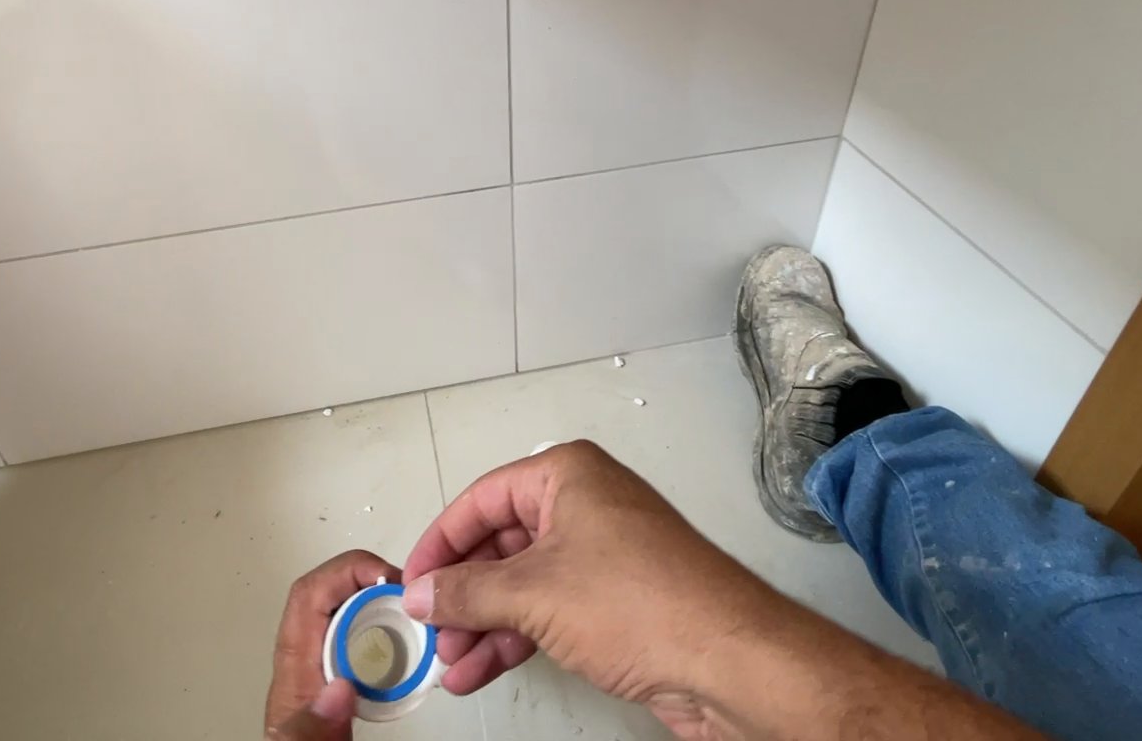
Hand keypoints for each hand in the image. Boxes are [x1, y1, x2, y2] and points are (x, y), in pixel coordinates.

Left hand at [263, 550, 401, 739]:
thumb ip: (315, 732)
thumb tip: (338, 689)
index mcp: (292, 675)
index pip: (308, 597)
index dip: (346, 572)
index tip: (389, 581)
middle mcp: (301, 667)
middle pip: (325, 596)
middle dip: (368, 579)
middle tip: (411, 593)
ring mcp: (318, 675)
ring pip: (340, 615)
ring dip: (376, 601)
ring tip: (414, 610)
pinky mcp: (334, 689)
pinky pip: (354, 642)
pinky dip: (382, 630)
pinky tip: (407, 645)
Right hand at [400, 441, 788, 734]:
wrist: (730, 661)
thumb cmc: (636, 602)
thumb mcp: (534, 593)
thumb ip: (467, 591)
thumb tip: (420, 594)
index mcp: (565, 474)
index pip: (482, 499)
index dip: (440, 542)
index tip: (411, 582)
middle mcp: (582, 502)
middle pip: (501, 542)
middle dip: (464, 592)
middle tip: (431, 631)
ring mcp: (601, 550)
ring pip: (523, 580)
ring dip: (484, 622)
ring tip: (451, 664)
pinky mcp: (615, 595)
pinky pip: (549, 606)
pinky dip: (516, 634)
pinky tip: (483, 668)